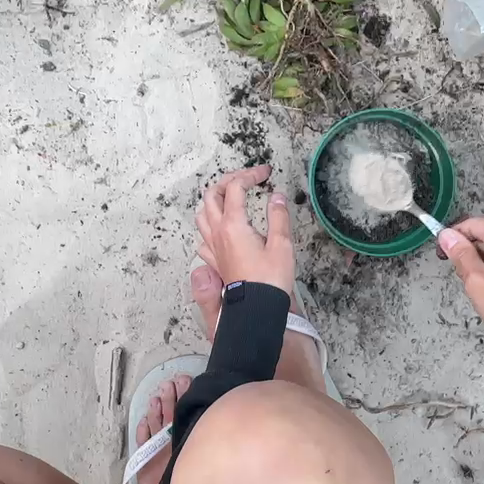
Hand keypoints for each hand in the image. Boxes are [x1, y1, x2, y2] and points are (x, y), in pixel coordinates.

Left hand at [196, 166, 294, 292]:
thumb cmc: (270, 280)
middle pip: (211, 195)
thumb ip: (278, 216)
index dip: (250, 174)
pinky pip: (203, 237)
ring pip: (202, 214)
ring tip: (230, 197)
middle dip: (228, 181)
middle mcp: (218, 233)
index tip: (265, 173)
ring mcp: (213, 247)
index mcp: (233, 225)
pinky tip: (221, 228)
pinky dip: (210, 225)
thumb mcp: (281, 244)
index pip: (235, 187)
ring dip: (214, 200)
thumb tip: (276, 197)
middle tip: (247, 179)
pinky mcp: (215, 261)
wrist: (257, 309)